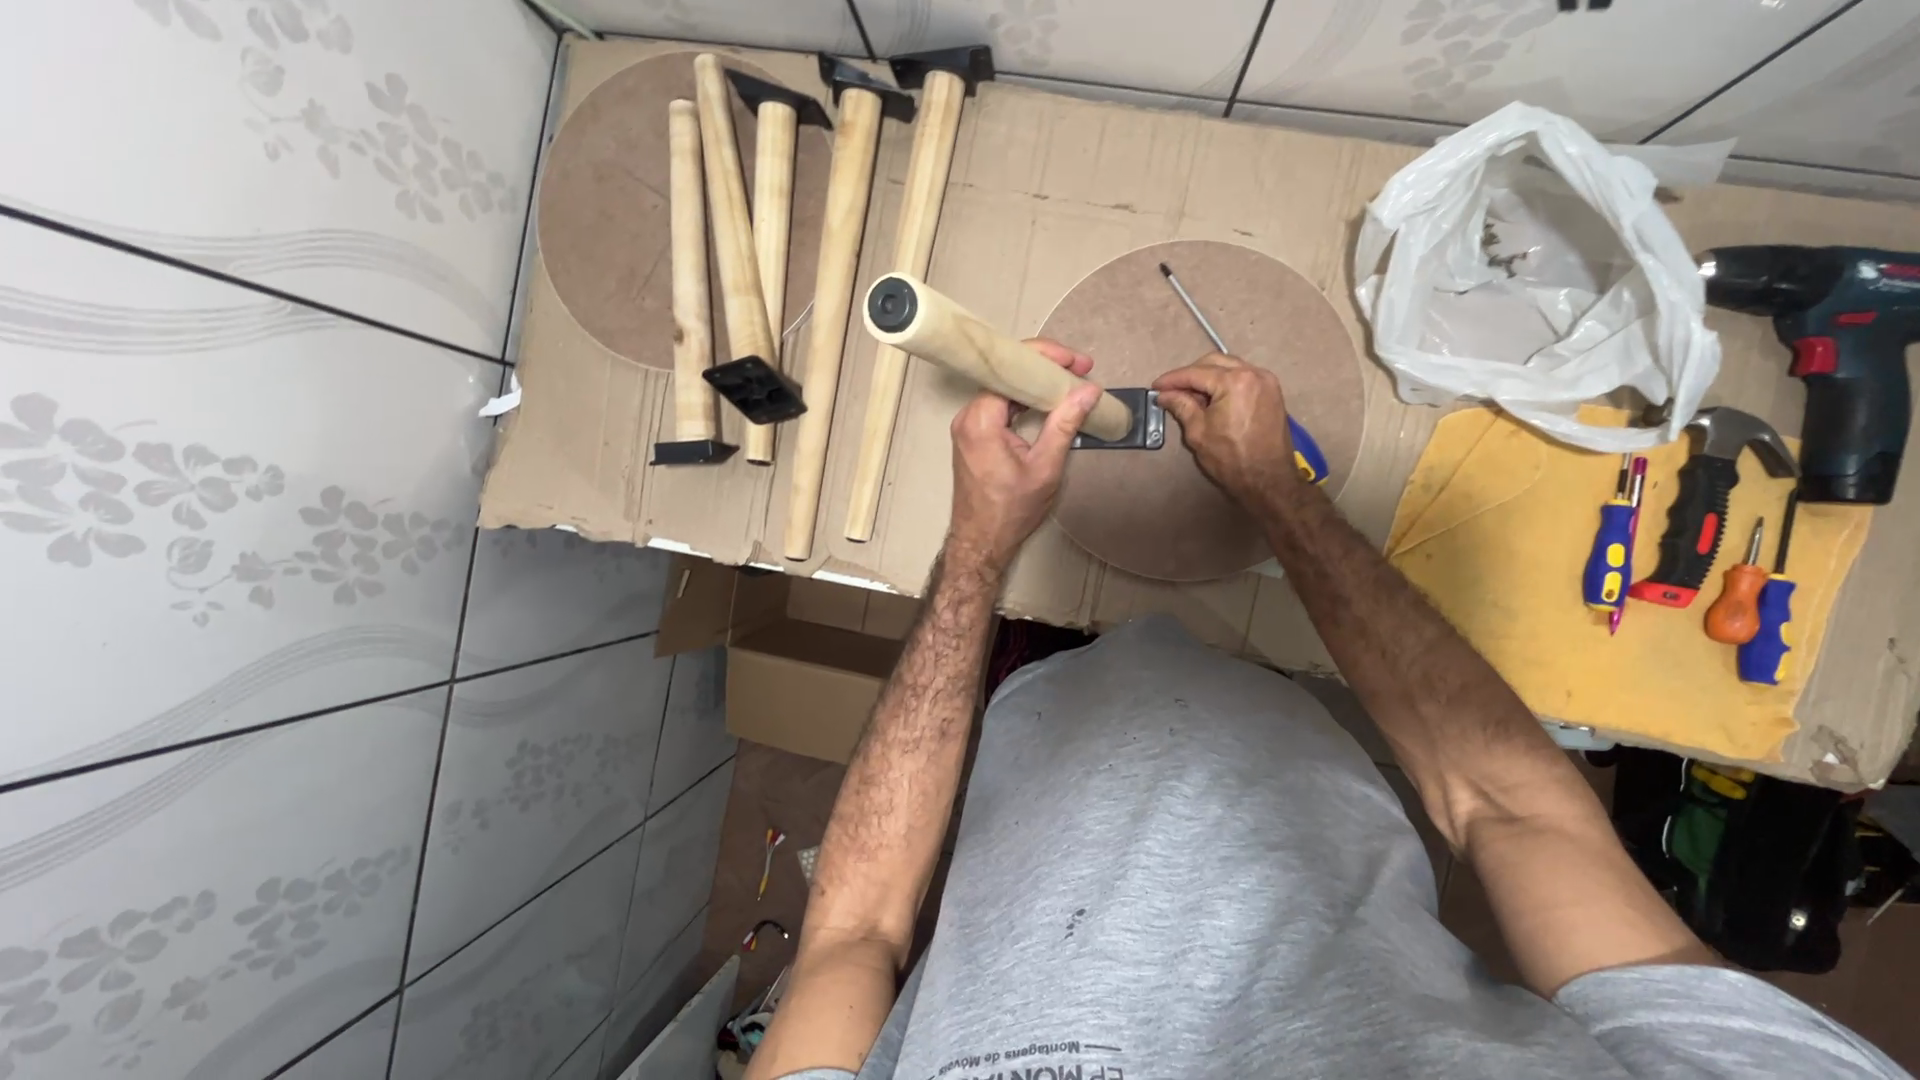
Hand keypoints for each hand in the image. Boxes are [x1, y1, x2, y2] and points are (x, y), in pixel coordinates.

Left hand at [947, 339, 1101, 571]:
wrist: (981, 541)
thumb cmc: (1008, 512)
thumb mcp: (1045, 467)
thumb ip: (1065, 425)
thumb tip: (1087, 393)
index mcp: (981, 421)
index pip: (1011, 368)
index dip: (1045, 357)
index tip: (1075, 362)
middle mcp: (968, 418)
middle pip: (1006, 374)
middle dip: (1044, 367)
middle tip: (1078, 370)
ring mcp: (967, 426)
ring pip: (1003, 389)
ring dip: (1035, 384)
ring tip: (1069, 383)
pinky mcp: (972, 436)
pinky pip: (999, 405)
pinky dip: (1023, 400)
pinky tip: (1048, 401)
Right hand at [1153, 353, 1300, 506]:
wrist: (1268, 479)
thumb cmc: (1231, 459)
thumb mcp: (1198, 432)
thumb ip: (1182, 406)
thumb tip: (1165, 395)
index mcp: (1234, 382)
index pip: (1195, 373)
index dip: (1172, 379)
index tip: (1155, 387)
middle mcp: (1253, 373)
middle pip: (1214, 362)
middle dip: (1191, 374)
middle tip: (1173, 391)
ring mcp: (1266, 381)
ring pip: (1230, 367)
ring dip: (1209, 376)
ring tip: (1192, 396)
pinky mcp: (1272, 392)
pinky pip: (1244, 377)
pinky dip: (1226, 382)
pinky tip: (1213, 398)